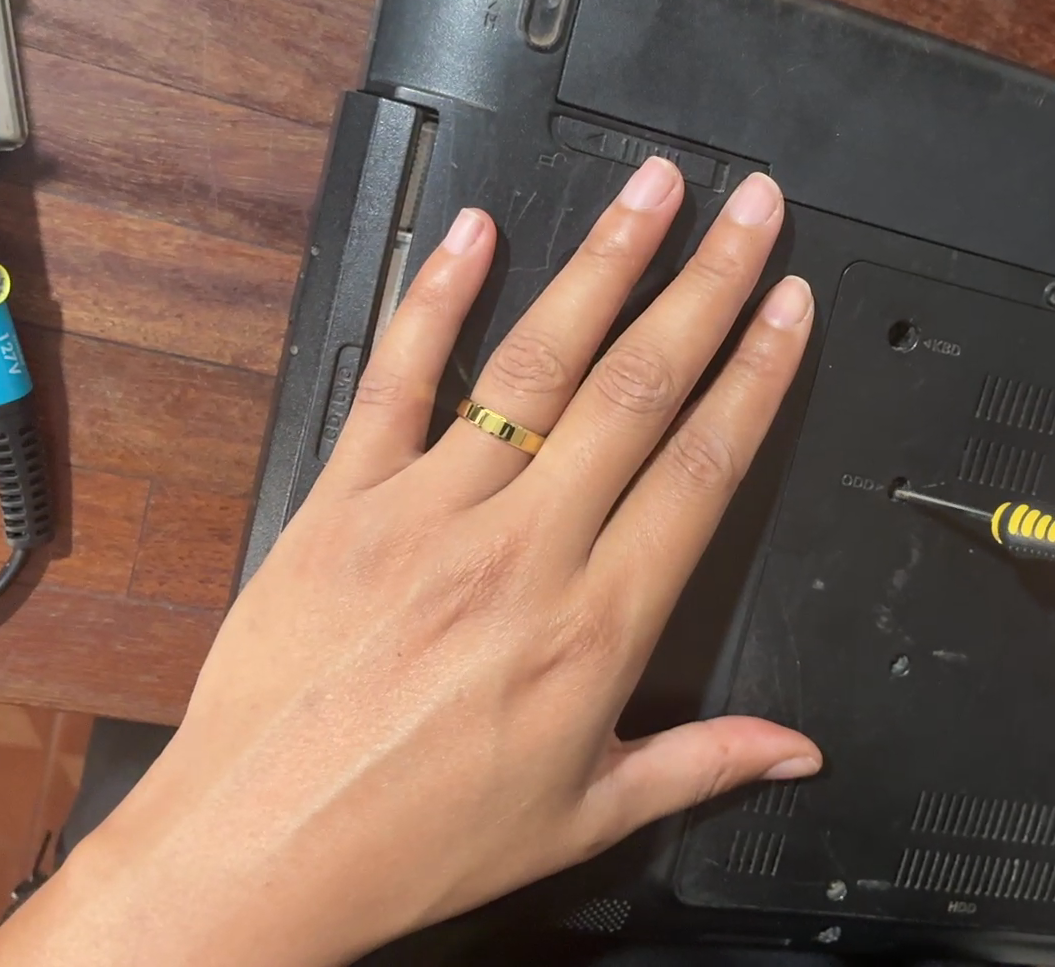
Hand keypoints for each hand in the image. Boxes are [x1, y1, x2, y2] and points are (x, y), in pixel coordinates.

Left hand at [0, 159, 821, 966]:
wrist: (250, 862)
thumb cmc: (430, 836)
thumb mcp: (593, 813)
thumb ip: (710, 760)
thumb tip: (803, 752)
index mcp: (598, 622)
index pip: (703, 466)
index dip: (757, 375)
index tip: (788, 306)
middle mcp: (526, 547)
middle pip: (639, 388)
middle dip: (708, 287)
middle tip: (752, 212)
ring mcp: (430, 511)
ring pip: (537, 364)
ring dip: (605, 266)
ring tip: (654, 192)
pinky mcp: (343, 498)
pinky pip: (397, 380)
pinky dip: (436, 298)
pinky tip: (476, 231)